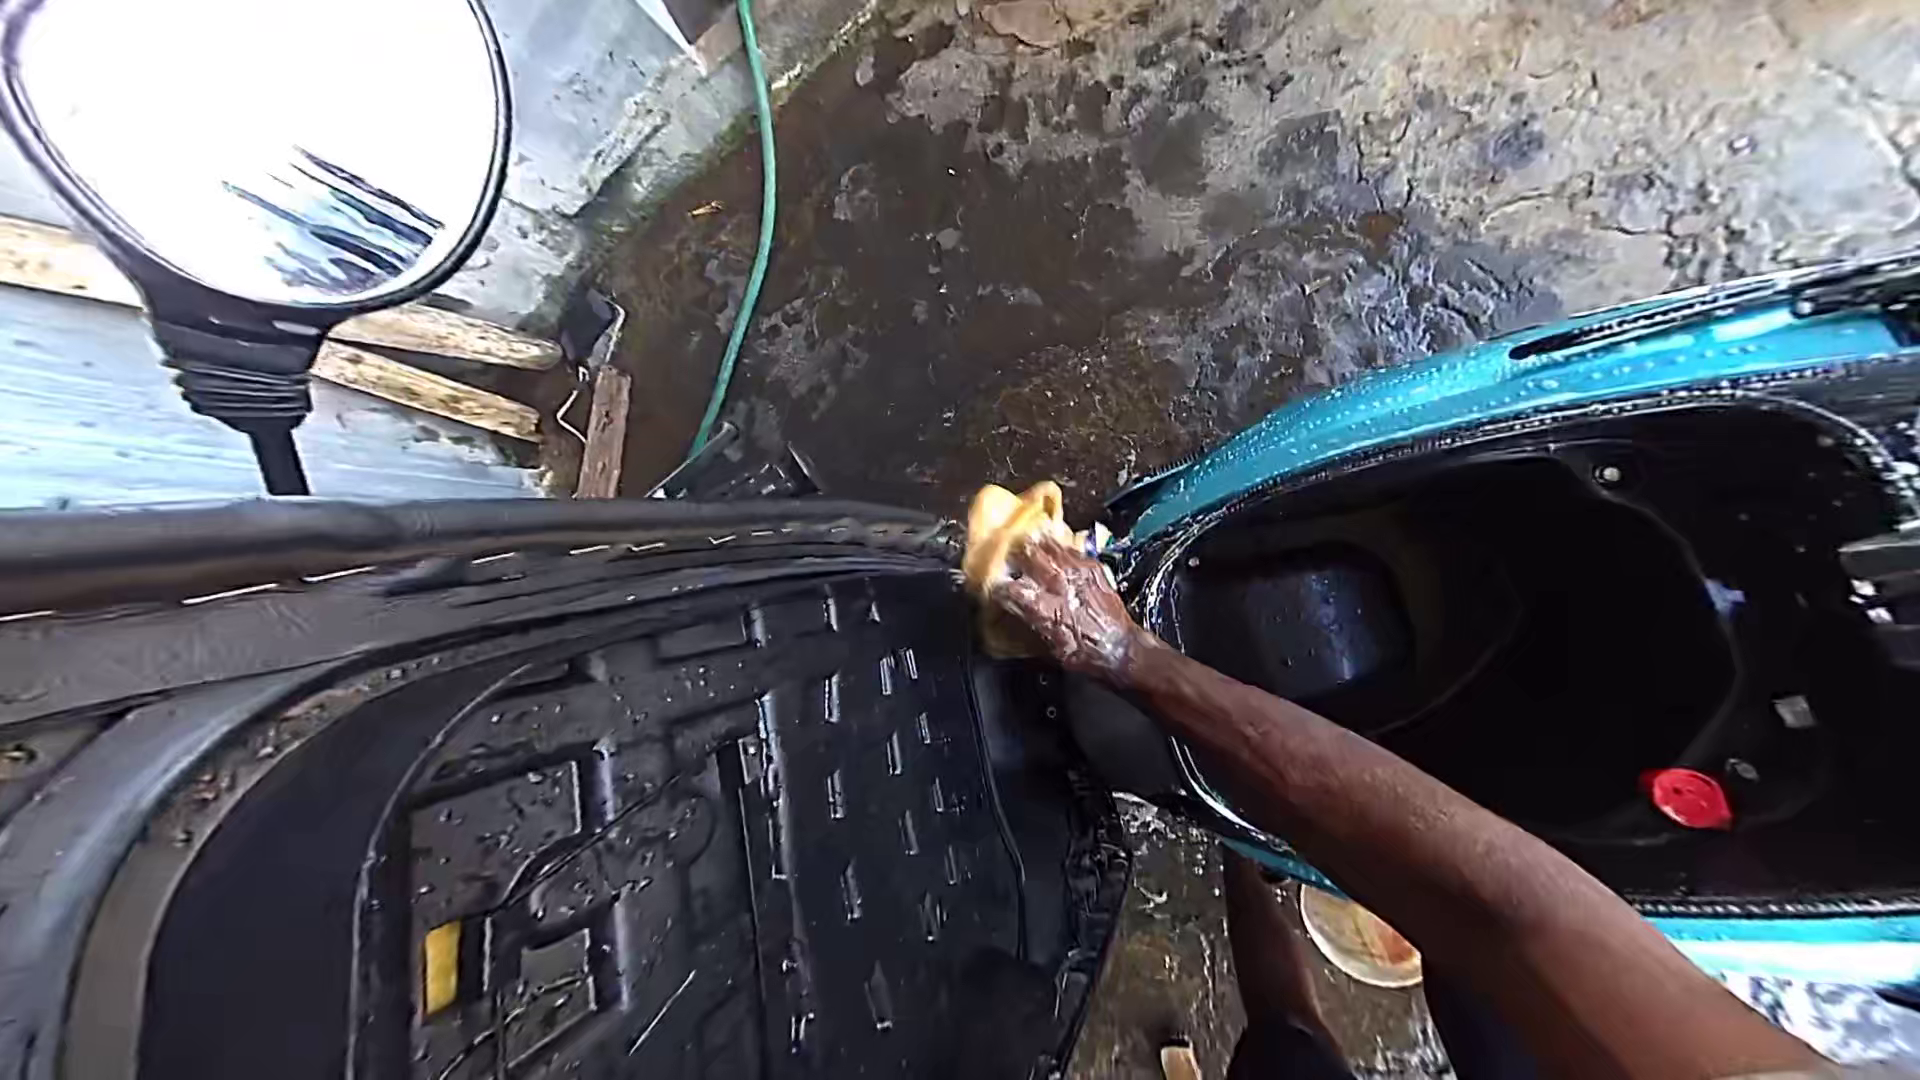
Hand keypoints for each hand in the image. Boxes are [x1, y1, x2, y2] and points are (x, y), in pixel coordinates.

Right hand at [989, 534, 1148, 677]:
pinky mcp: (1092, 567)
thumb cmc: (1086, 653)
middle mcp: (1059, 586)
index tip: (995, 588)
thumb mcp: (1050, 647)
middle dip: (1014, 555)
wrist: (1122, 649)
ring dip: (1034, 546)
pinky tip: (1052, 548)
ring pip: (1048, 546)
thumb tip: (1015, 610)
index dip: (999, 586)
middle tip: (1008, 557)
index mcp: (1045, 609)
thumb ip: (1030, 623)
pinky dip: (1057, 546)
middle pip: (1028, 555)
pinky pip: (1068, 547)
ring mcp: (1077, 572)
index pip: (1011, 588)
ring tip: (1026, 544)